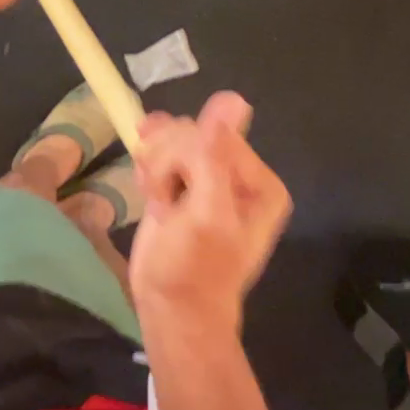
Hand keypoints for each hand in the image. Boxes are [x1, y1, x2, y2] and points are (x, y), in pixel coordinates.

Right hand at [128, 92, 290, 334]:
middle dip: (167, 161)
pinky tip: (151, 194)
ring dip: (156, 166)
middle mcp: (239, 174)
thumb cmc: (192, 269)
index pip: (213, 134)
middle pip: (192, 133)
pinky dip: (151, 170)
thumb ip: (215, 157)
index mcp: (258, 181)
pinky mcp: (186, 185)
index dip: (182, 154)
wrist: (172, 311)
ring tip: (157, 200)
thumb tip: (233, 98)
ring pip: (173, 139)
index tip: (168, 188)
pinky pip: (163, 153)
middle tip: (161, 199)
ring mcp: (211, 178)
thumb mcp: (206, 213)